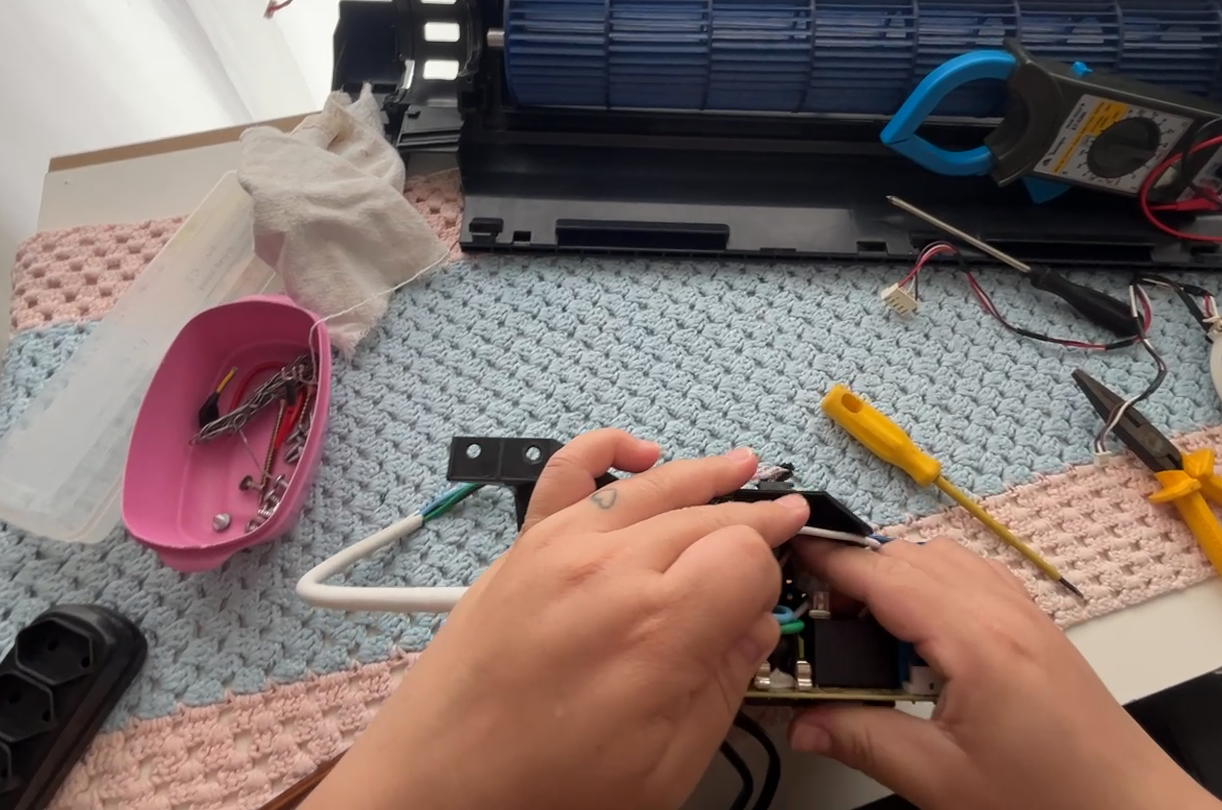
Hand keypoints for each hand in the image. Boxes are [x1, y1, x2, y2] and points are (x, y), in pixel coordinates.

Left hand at [318, 430, 810, 809]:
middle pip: (708, 513)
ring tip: (743, 464)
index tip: (770, 589)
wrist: (436, 788)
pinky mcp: (525, 542)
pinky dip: (606, 446)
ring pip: (654, 483)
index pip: (745, 555)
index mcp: (656, 629)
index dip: (770, 570)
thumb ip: (725, 683)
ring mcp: (562, 544)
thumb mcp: (668, 765)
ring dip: (706, 472)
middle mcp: (610, 568)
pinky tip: (639, 451)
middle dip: (755, 514)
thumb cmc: (547, 793)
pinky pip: (568, 470)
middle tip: (786, 513)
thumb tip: (755, 623)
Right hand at [787, 538, 1221, 809]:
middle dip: (855, 572)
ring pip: (935, 553)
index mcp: (974, 640)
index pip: (883, 575)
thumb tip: (804, 722)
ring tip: (868, 621)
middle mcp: (998, 606)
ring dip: (893, 572)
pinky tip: (920, 622)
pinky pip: (967, 567)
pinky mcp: (1030, 615)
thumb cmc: (1050, 801)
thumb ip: (865, 740)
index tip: (790, 555)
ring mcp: (1018, 605)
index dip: (830, 561)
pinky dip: (929, 576)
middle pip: (905, 555)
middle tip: (821, 613)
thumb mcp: (943, 780)